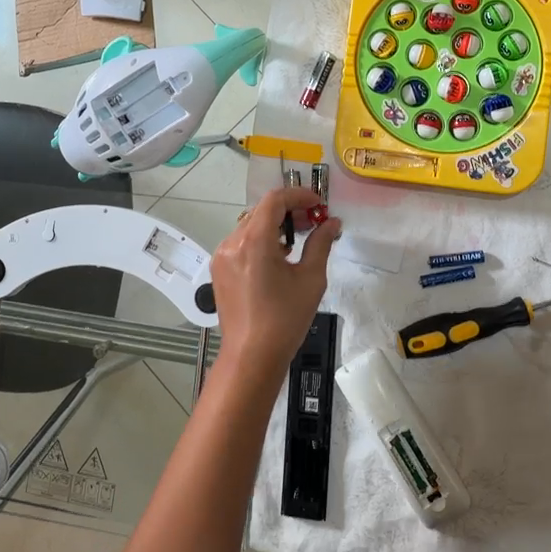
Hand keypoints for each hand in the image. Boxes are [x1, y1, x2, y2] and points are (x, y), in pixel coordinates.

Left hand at [209, 187, 340, 372]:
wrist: (252, 356)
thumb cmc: (285, 319)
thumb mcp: (311, 279)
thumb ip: (321, 244)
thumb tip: (332, 223)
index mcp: (254, 241)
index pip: (274, 200)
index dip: (298, 195)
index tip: (318, 205)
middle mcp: (232, 243)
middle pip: (260, 211)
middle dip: (288, 211)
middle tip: (313, 223)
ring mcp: (221, 256)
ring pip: (249, 226)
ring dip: (273, 226)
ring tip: (298, 242)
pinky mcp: (219, 270)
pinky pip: (240, 243)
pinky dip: (260, 241)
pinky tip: (278, 259)